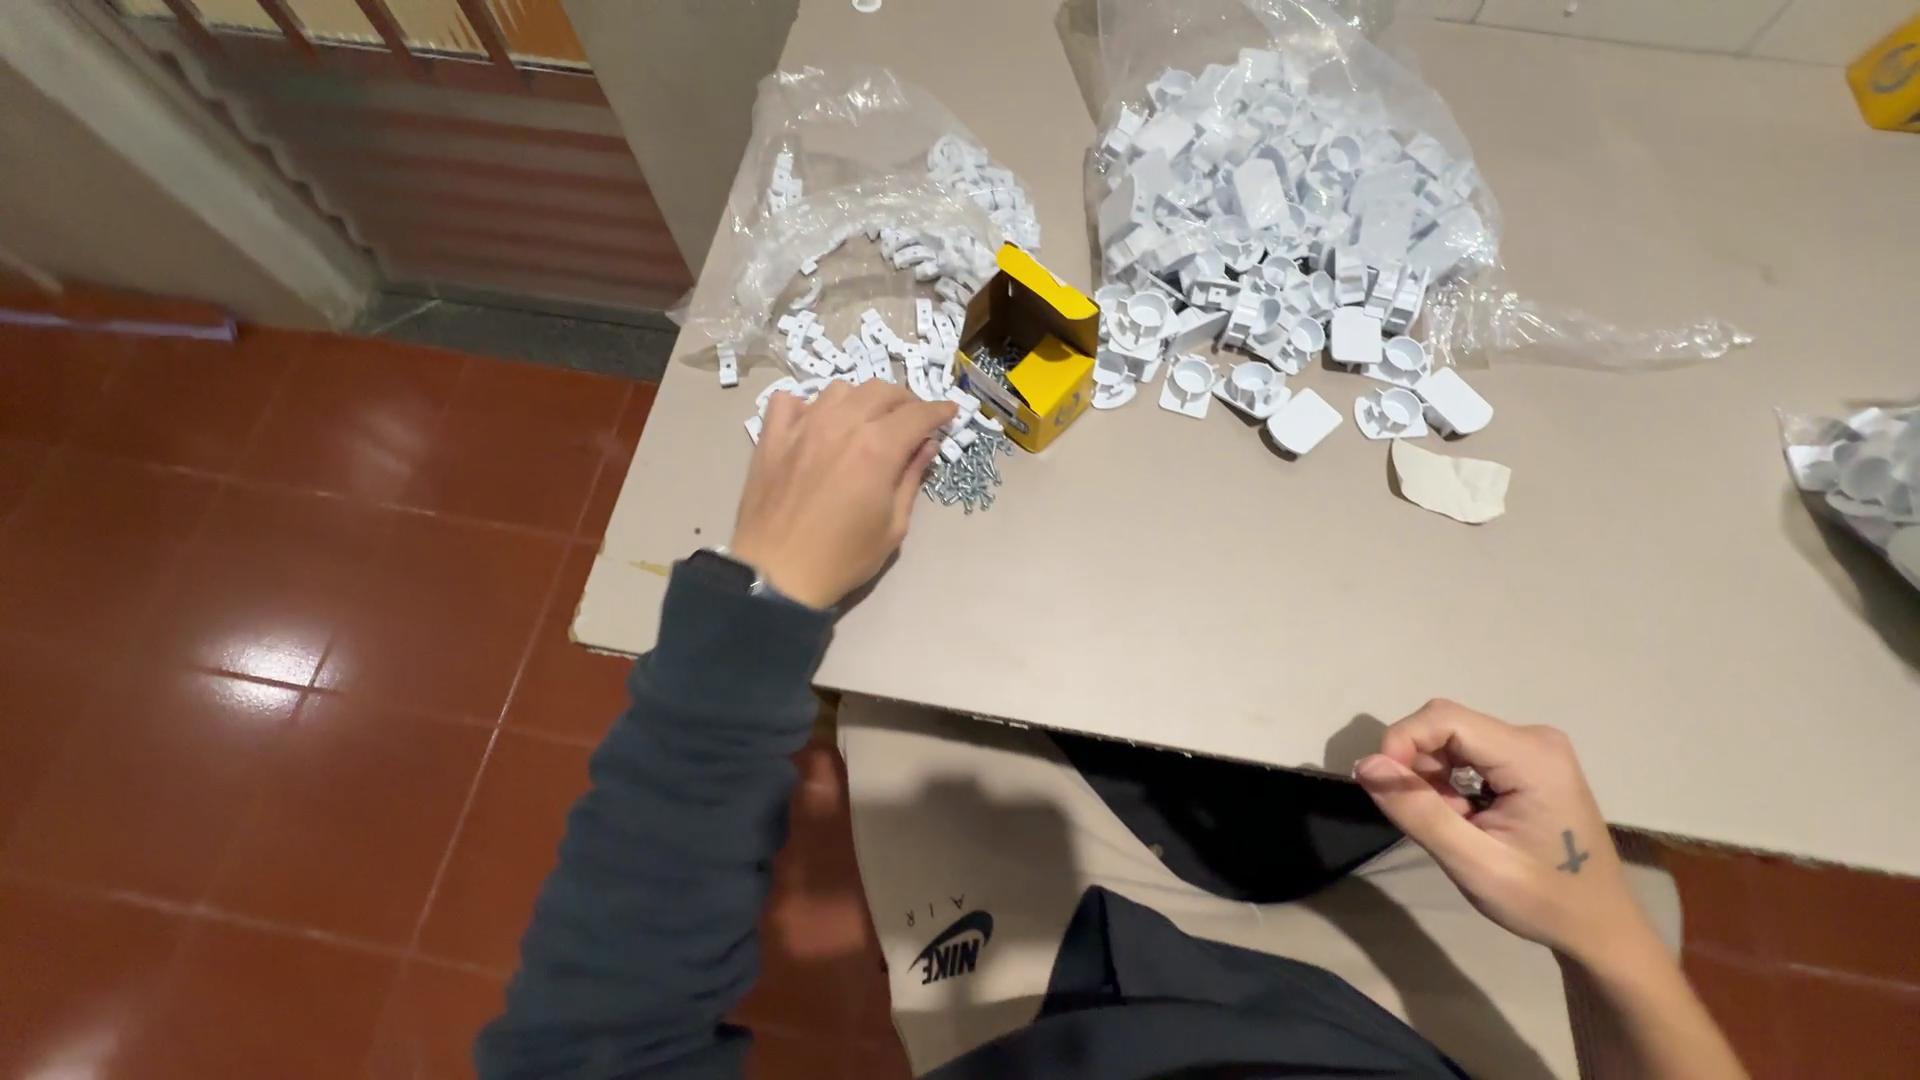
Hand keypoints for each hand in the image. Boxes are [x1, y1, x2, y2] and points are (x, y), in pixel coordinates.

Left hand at [729, 380, 955, 608]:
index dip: (939, 410)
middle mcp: (842, 425)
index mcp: (877, 448)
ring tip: (866, 420)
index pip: (918, 414)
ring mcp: (802, 426)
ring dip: (861, 399)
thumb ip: (911, 479)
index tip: (949, 412)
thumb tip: (926, 446)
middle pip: (881, 391)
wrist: (776, 574)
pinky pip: (789, 400)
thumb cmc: (843, 558)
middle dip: (905, 401)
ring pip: (840, 390)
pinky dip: (808, 405)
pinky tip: (814, 423)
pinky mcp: (772, 436)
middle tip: (912, 421)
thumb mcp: (893, 526)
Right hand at [1354, 700, 1658, 964]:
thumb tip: (1364, 764)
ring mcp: (1532, 748)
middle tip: (1420, 815)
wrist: (1603, 932)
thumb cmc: (1545, 902)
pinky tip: (1463, 816)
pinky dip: (1446, 779)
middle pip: (1444, 725)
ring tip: (1451, 823)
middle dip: (1415, 764)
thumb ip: (1418, 811)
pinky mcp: (1526, 760)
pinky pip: (1463, 751)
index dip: (1401, 741)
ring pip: (1448, 738)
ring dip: (1430, 776)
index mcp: (1534, 758)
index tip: (1382, 785)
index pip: (1443, 719)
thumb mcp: (1474, 865)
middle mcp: (1535, 739)